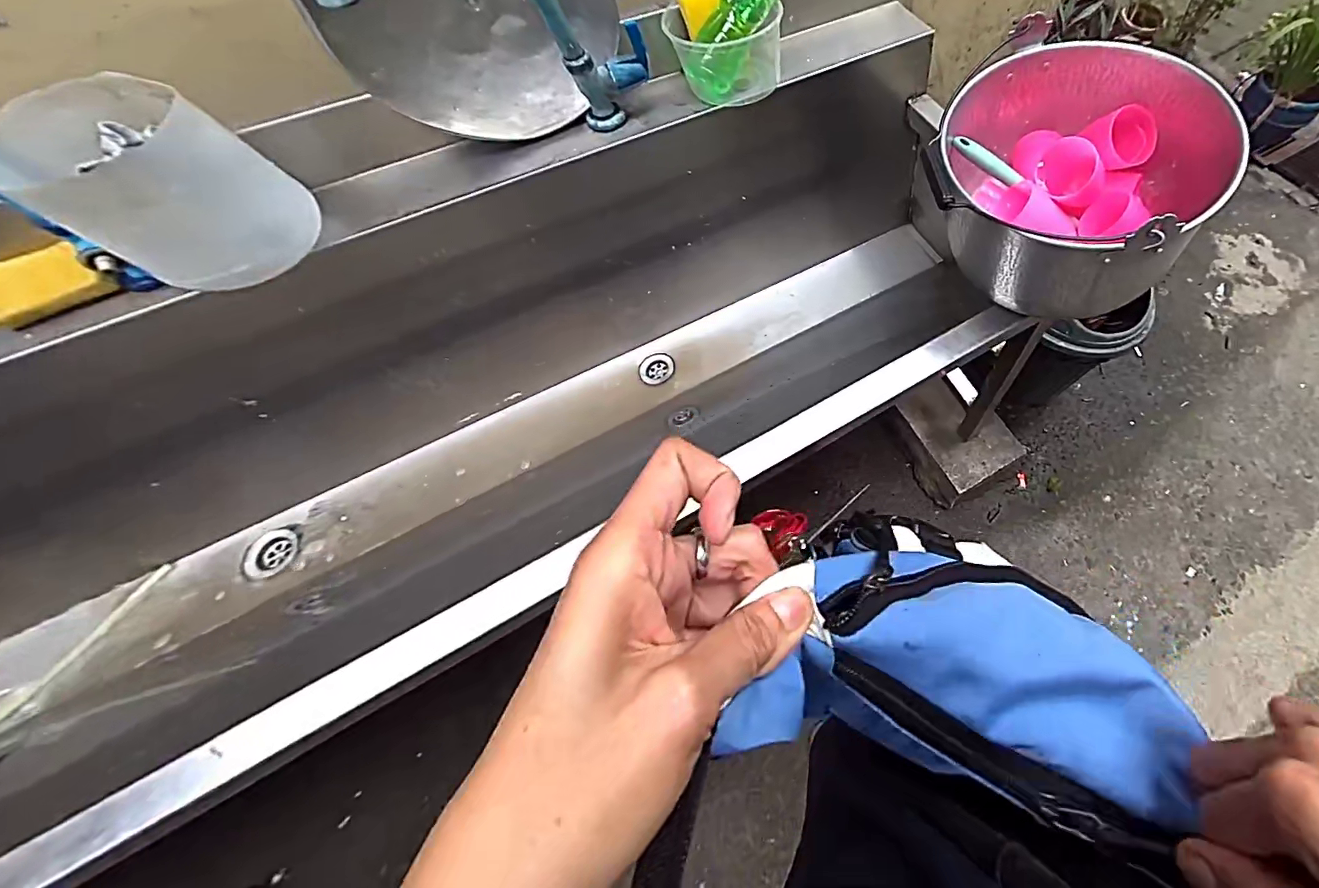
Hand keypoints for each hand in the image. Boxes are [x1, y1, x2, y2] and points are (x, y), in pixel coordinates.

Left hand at [405, 438, 813, 887]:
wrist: (524, 860)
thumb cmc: (561, 785)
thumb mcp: (679, 701)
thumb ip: (749, 642)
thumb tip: (794, 604)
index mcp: (619, 563)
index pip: (674, 470)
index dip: (720, 486)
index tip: (742, 535)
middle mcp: (630, 580)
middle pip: (713, 532)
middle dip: (751, 570)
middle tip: (768, 618)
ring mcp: (645, 619)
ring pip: (720, 582)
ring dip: (750, 614)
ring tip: (757, 658)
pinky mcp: (655, 655)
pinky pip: (713, 624)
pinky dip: (739, 643)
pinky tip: (745, 677)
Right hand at [1178, 697, 1318, 887]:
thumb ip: (1253, 884)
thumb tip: (1196, 856)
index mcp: (1287, 791)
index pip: (1210, 813)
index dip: (1222, 849)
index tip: (1246, 874)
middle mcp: (1307, 748)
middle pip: (1226, 762)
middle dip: (1233, 803)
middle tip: (1269, 855)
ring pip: (1265, 738)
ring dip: (1266, 774)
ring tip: (1296, 824)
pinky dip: (1307, 742)